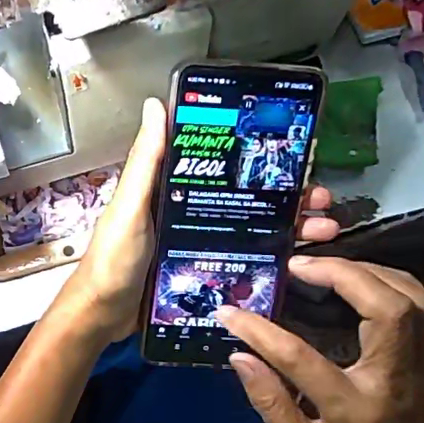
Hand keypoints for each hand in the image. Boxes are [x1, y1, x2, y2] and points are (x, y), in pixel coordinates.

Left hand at [56, 102, 343, 345]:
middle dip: (284, 194)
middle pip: (243, 195)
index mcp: (168, 189)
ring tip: (320, 227)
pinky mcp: (201, 269)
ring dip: (286, 224)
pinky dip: (269, 253)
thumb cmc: (112, 261)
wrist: (103, 317)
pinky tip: (296, 256)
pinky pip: (241, 255)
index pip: (219, 164)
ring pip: (250, 225)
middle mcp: (185, 211)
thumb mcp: (129, 208)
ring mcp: (195, 241)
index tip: (294, 153)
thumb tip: (156, 105)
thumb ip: (145, 163)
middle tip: (318, 197)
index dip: (256, 157)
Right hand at [217, 258, 423, 422]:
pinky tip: (357, 278)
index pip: (304, 360)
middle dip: (343, 275)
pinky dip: (388, 282)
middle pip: (389, 310)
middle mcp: (395, 381)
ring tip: (324, 267)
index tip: (230, 312)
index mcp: (355, 411)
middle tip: (298, 265)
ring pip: (412, 300)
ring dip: (369, 272)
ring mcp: (419, 366)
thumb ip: (270, 401)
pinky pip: (419, 305)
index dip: (261, 332)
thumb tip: (239, 356)